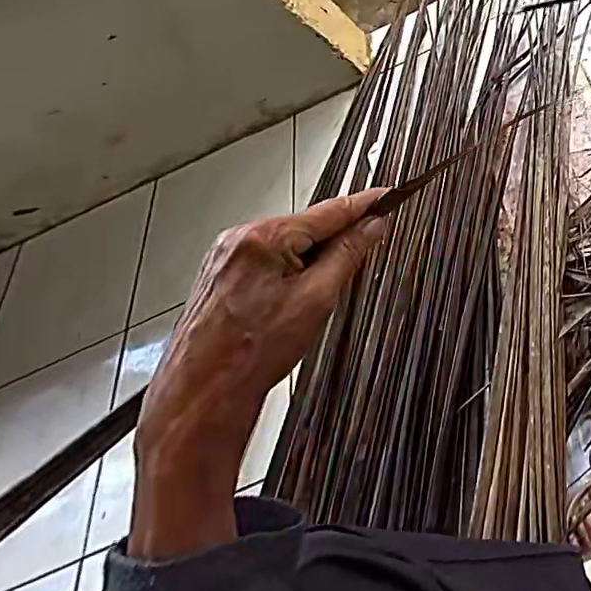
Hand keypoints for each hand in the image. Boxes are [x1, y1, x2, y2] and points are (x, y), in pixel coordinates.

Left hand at [129, 189, 390, 559]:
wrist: (202, 394)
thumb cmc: (250, 354)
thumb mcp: (317, 299)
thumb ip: (348, 255)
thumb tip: (371, 226)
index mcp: (263, 237)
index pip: (330, 210)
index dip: (365, 204)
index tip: (389, 196)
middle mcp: (239, 238)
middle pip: (308, 226)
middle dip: (336, 242)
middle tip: (356, 269)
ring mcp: (226, 255)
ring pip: (289, 244)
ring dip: (311, 261)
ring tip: (312, 303)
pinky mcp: (221, 273)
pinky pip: (269, 259)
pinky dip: (290, 272)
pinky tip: (291, 304)